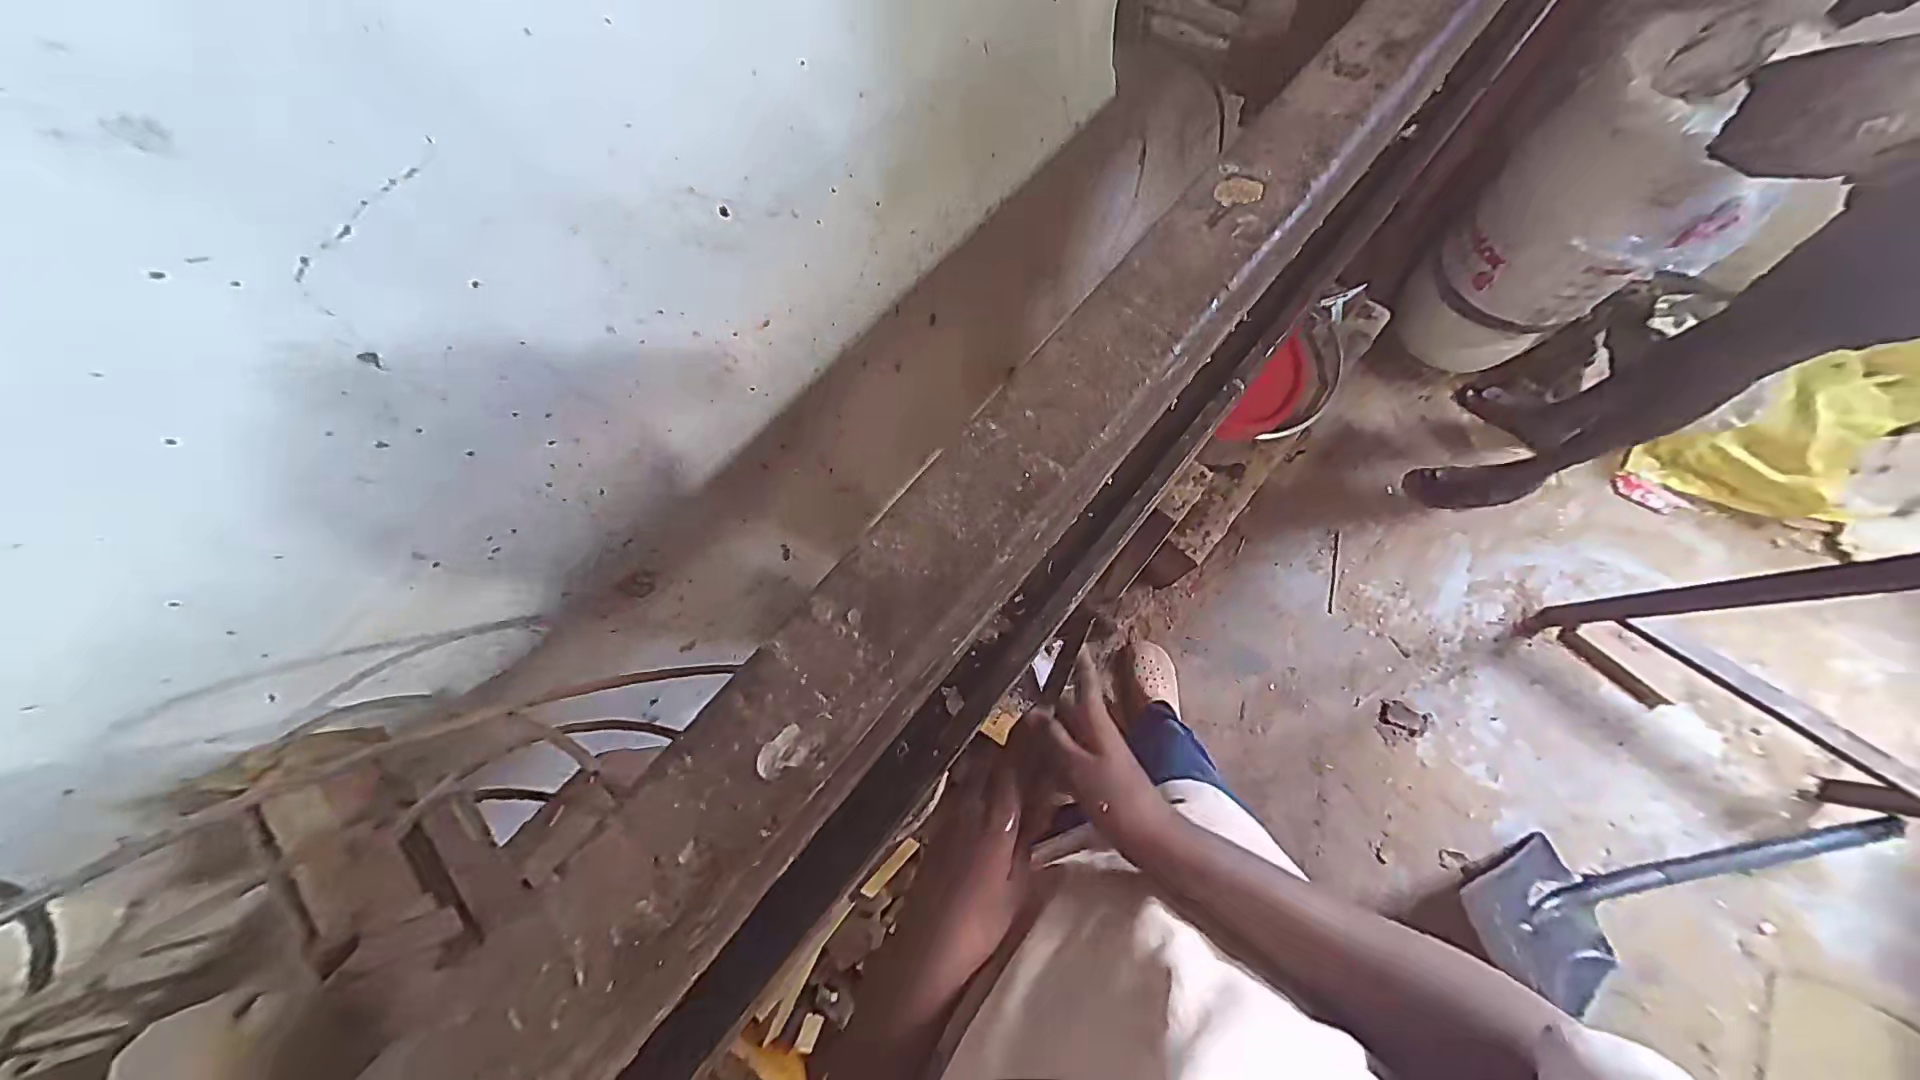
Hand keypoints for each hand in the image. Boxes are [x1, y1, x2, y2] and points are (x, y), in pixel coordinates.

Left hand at [898, 743, 1049, 987]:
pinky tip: (987, 791)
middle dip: (1012, 743)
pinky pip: (962, 790)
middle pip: (991, 760)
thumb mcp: (1020, 880)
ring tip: (1014, 757)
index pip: (1014, 764)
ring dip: (994, 759)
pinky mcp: (938, 828)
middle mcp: (970, 805)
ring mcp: (950, 815)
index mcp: (997, 816)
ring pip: (974, 772)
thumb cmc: (983, 921)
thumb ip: (1030, 834)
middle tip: (1034, 732)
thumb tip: (1045, 799)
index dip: (1028, 739)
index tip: (1043, 719)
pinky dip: (978, 780)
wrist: (929, 946)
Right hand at [1029, 647, 1176, 852]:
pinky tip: (1036, 764)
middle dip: (1049, 697)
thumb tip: (1033, 711)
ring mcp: (1101, 755)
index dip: (1077, 661)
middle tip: (1018, 690)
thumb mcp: (1078, 767)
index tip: (1066, 639)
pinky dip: (1054, 753)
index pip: (1085, 682)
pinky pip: (1070, 754)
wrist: (1150, 836)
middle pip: (1072, 706)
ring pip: (1069, 731)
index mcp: (1098, 723)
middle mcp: (1100, 733)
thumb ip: (1055, 739)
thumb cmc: (1116, 799)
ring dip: (1048, 727)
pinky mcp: (1099, 776)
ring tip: (1018, 725)